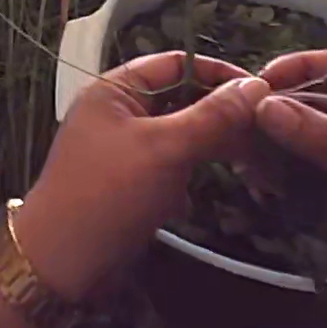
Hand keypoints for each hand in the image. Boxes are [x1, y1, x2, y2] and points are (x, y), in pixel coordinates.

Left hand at [12, 53, 268, 300]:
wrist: (62, 263)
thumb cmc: (110, 192)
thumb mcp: (164, 149)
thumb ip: (211, 117)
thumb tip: (257, 86)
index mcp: (116, 89)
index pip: (176, 64)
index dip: (218, 73)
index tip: (262, 91)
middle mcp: (120, 111)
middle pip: (181, 99)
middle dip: (219, 116)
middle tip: (263, 134)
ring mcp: (124, 146)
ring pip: (179, 134)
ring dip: (209, 147)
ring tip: (249, 163)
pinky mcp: (131, 179)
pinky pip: (169, 164)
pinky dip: (188, 174)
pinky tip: (199, 194)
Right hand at [255, 51, 326, 327]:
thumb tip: (266, 105)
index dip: (303, 69)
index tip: (257, 82)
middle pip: (322, 107)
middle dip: (281, 111)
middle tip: (233, 119)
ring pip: (309, 146)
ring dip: (275, 147)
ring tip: (233, 149)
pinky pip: (309, 186)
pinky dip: (282, 182)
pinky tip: (254, 181)